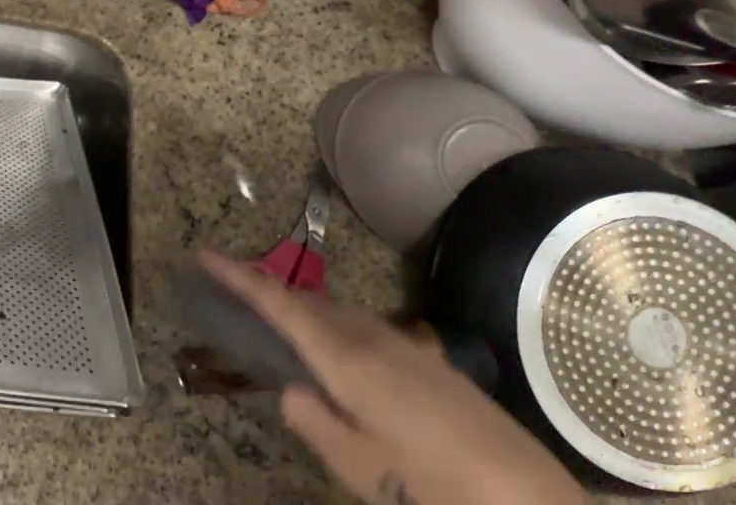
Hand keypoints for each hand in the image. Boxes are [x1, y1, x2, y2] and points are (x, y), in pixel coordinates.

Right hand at [201, 251, 585, 504]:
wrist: (530, 501)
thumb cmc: (433, 486)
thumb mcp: (357, 466)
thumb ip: (311, 420)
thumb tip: (291, 391)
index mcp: (345, 358)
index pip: (279, 304)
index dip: (239, 277)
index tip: (205, 254)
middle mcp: (373, 339)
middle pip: (309, 301)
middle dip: (270, 291)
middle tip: (236, 294)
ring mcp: (408, 348)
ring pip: (340, 313)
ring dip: (305, 310)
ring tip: (281, 325)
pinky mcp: (433, 364)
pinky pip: (366, 330)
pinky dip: (336, 329)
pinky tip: (341, 358)